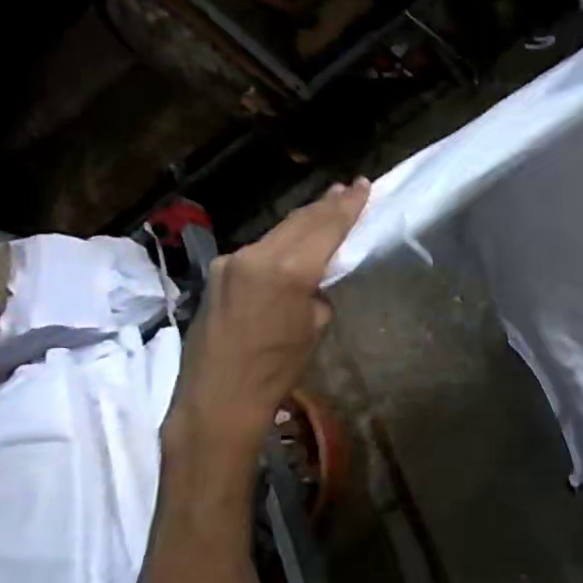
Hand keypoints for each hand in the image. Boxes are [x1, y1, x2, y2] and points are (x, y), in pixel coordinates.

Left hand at [165, 180, 369, 456]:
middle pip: (299, 221)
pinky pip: (259, 249)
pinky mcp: (217, 273)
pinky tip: (293, 242)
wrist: (218, 396)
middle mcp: (255, 256)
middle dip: (326, 205)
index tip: (364, 185)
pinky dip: (282, 242)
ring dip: (304, 221)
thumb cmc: (277, 370)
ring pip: (277, 232)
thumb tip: (314, 277)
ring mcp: (231, 262)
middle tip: (350, 189)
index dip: (348, 205)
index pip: (325, 227)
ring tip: (327, 209)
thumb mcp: (314, 327)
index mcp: (287, 271)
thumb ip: (317, 291)